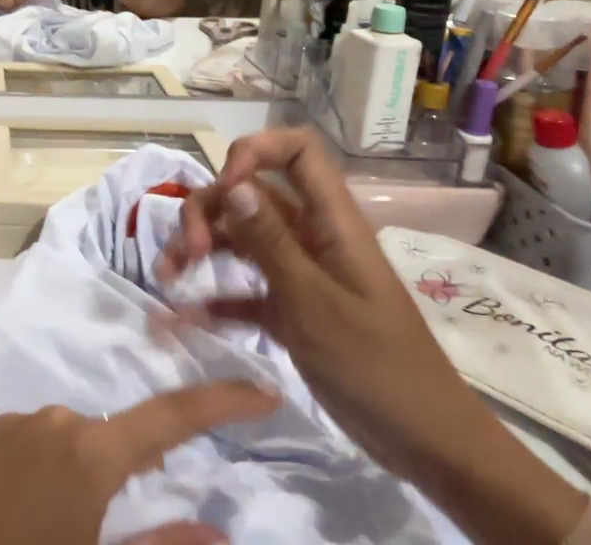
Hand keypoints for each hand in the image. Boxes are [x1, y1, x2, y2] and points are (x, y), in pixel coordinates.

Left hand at [0, 381, 278, 544]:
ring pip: (73, 446)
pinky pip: (35, 449)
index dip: (221, 402)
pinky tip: (35, 518)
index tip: (265, 389)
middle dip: (146, 463)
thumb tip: (218, 531)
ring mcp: (9, 427)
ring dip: (93, 477)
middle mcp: (50, 423)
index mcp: (86, 453)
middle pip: (118, 437)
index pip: (170, 417)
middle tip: (163, 495)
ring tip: (84, 526)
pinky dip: (53, 476)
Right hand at [153, 129, 590, 544]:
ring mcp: (300, 273)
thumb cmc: (373, 363)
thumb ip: (269, 240)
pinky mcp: (290, 311)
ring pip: (239, 237)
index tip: (223, 187)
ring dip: (201, 248)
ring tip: (168, 279)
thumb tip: (231, 183)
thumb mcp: (312, 300)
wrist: (422, 439)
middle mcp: (312, 237)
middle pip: (251, 194)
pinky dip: (214, 296)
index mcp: (331, 222)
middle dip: (209, 210)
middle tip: (187, 253)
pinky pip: (243, 288)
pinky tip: (184, 315)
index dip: (255, 151)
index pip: (297, 152)